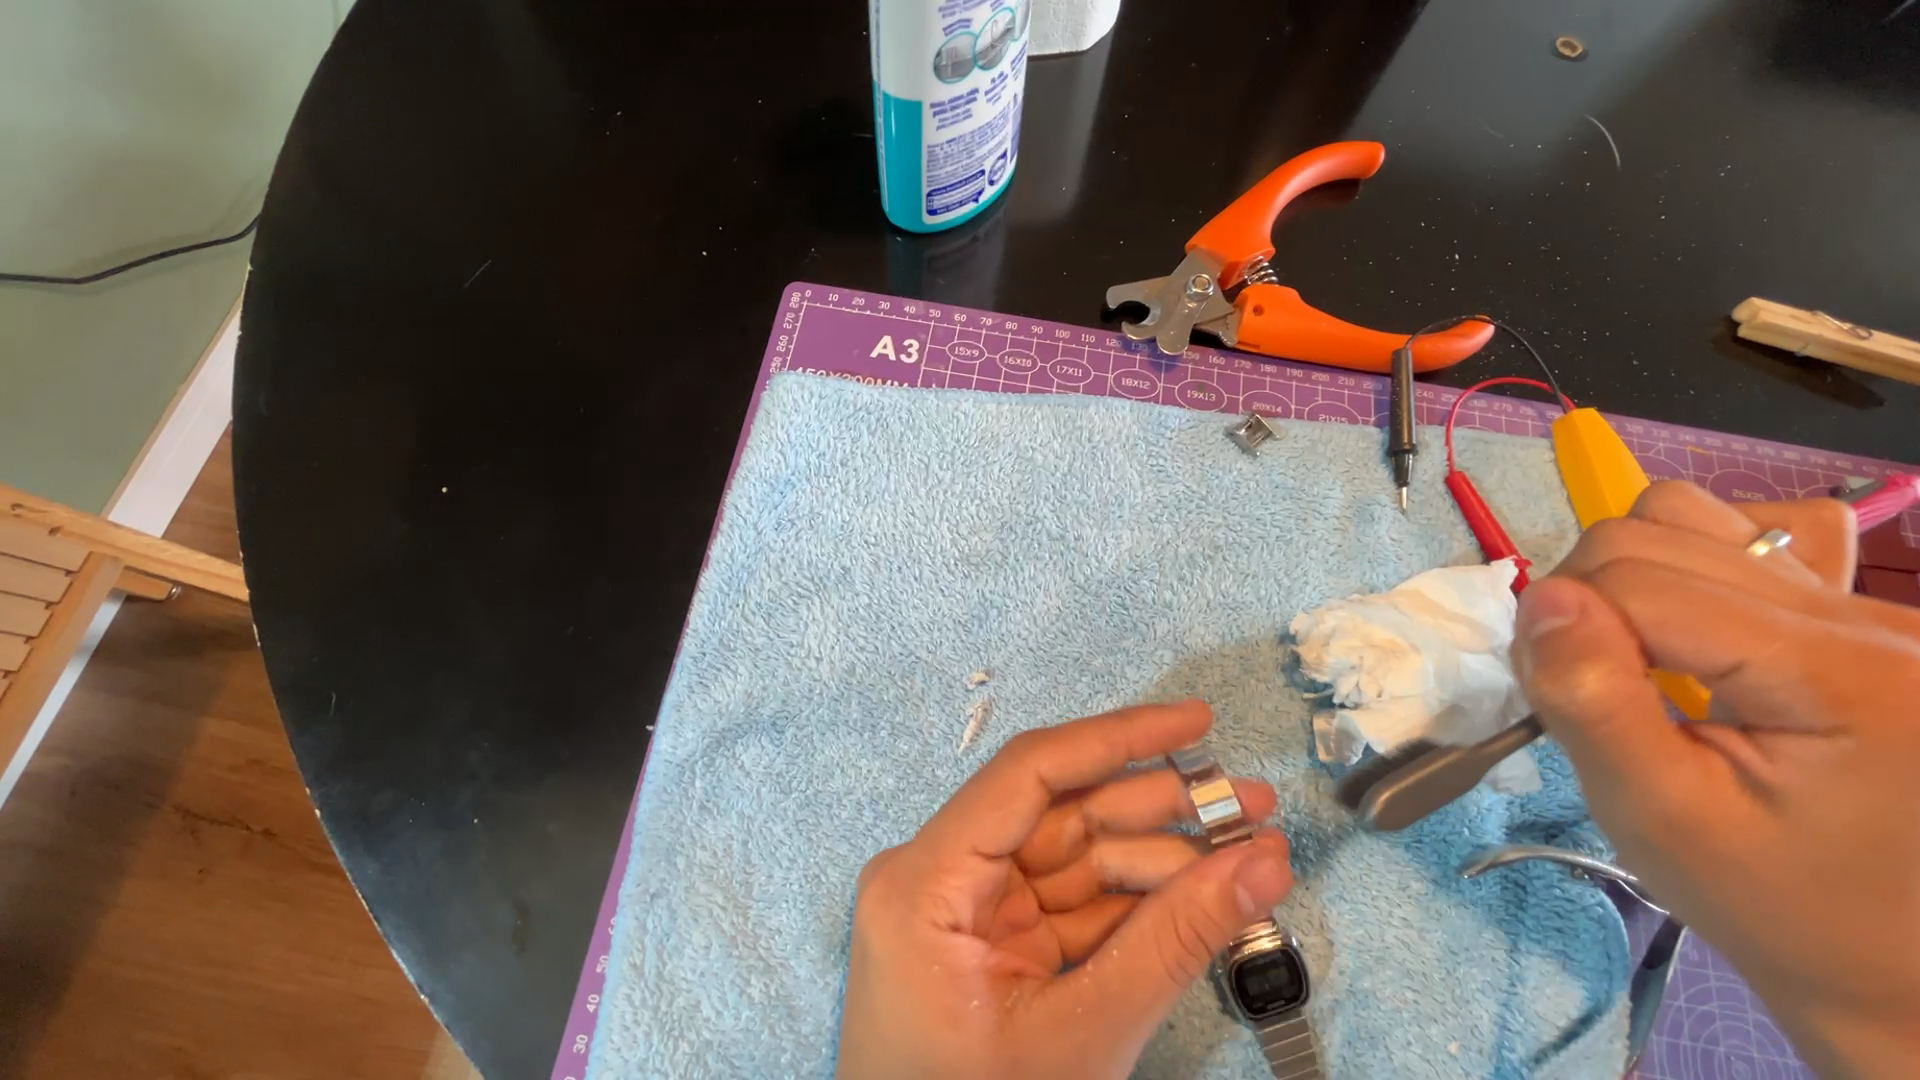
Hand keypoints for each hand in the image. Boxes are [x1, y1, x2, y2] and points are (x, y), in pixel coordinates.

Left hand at [836, 700, 1293, 1079]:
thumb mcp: (1083, 1035)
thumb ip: (1174, 942)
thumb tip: (1265, 860)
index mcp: (926, 881)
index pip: (1029, 774)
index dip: (1118, 737)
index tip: (1196, 721)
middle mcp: (940, 876)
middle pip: (1061, 814)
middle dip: (1160, 807)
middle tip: (1250, 802)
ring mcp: (968, 911)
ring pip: (1076, 858)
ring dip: (1161, 856)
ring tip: (1247, 850)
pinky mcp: (994, 943)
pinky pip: (1074, 905)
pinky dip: (1137, 903)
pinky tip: (1201, 897)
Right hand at [1513, 480, 1919, 1077]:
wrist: (1902, 960)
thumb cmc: (1777, 903)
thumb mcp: (1660, 817)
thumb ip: (1593, 702)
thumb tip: (1539, 599)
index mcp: (1836, 669)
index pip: (1636, 581)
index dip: (1562, 627)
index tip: (1554, 696)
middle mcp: (1867, 614)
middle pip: (1654, 535)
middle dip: (1583, 597)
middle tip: (1585, 682)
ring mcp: (1867, 605)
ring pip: (1687, 517)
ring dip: (1621, 573)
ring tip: (1628, 649)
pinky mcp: (1851, 614)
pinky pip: (1737, 535)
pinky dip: (1676, 564)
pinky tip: (1682, 630)